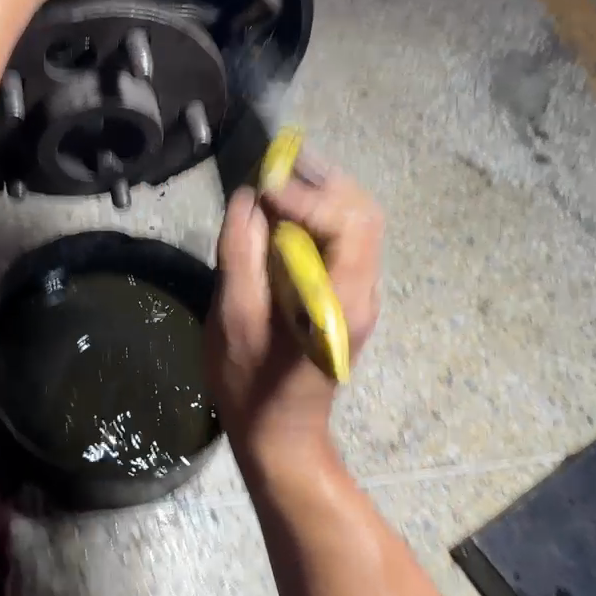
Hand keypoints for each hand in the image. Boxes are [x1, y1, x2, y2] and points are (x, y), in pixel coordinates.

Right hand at [208, 153, 383, 458]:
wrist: (278, 432)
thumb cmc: (249, 382)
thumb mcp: (232, 318)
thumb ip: (241, 252)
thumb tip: (248, 198)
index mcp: (340, 300)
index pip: (347, 221)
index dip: (306, 195)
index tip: (263, 187)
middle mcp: (362, 291)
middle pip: (363, 212)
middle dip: (321, 180)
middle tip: (277, 164)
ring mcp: (359, 294)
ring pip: (358, 222)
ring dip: (321, 194)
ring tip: (279, 181)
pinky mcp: (346, 297)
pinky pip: (343, 240)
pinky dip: (317, 215)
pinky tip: (285, 213)